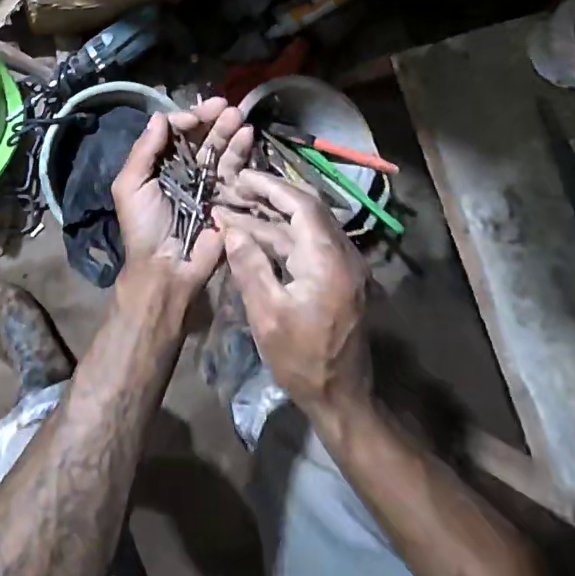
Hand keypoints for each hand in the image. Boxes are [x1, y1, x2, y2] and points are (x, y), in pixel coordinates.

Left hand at [110, 97, 251, 299]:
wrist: (167, 266)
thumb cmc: (143, 226)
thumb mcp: (130, 186)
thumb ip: (143, 151)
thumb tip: (159, 117)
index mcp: (158, 165)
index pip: (174, 133)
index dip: (186, 120)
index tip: (196, 116)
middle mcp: (183, 169)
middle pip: (199, 137)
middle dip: (212, 120)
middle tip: (226, 106)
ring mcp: (207, 182)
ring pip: (219, 149)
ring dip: (228, 130)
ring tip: (238, 117)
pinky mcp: (227, 196)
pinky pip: (235, 170)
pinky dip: (241, 151)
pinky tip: (247, 135)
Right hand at [216, 170, 372, 415]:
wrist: (341, 397)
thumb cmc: (302, 359)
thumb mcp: (267, 314)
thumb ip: (250, 266)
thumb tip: (232, 230)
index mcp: (328, 259)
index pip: (301, 205)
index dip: (269, 186)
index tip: (240, 177)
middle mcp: (342, 255)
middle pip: (305, 211)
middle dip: (268, 197)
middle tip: (233, 189)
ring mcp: (343, 267)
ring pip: (303, 229)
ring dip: (269, 219)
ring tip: (231, 213)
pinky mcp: (337, 279)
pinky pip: (306, 246)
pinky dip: (279, 238)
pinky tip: (251, 239)